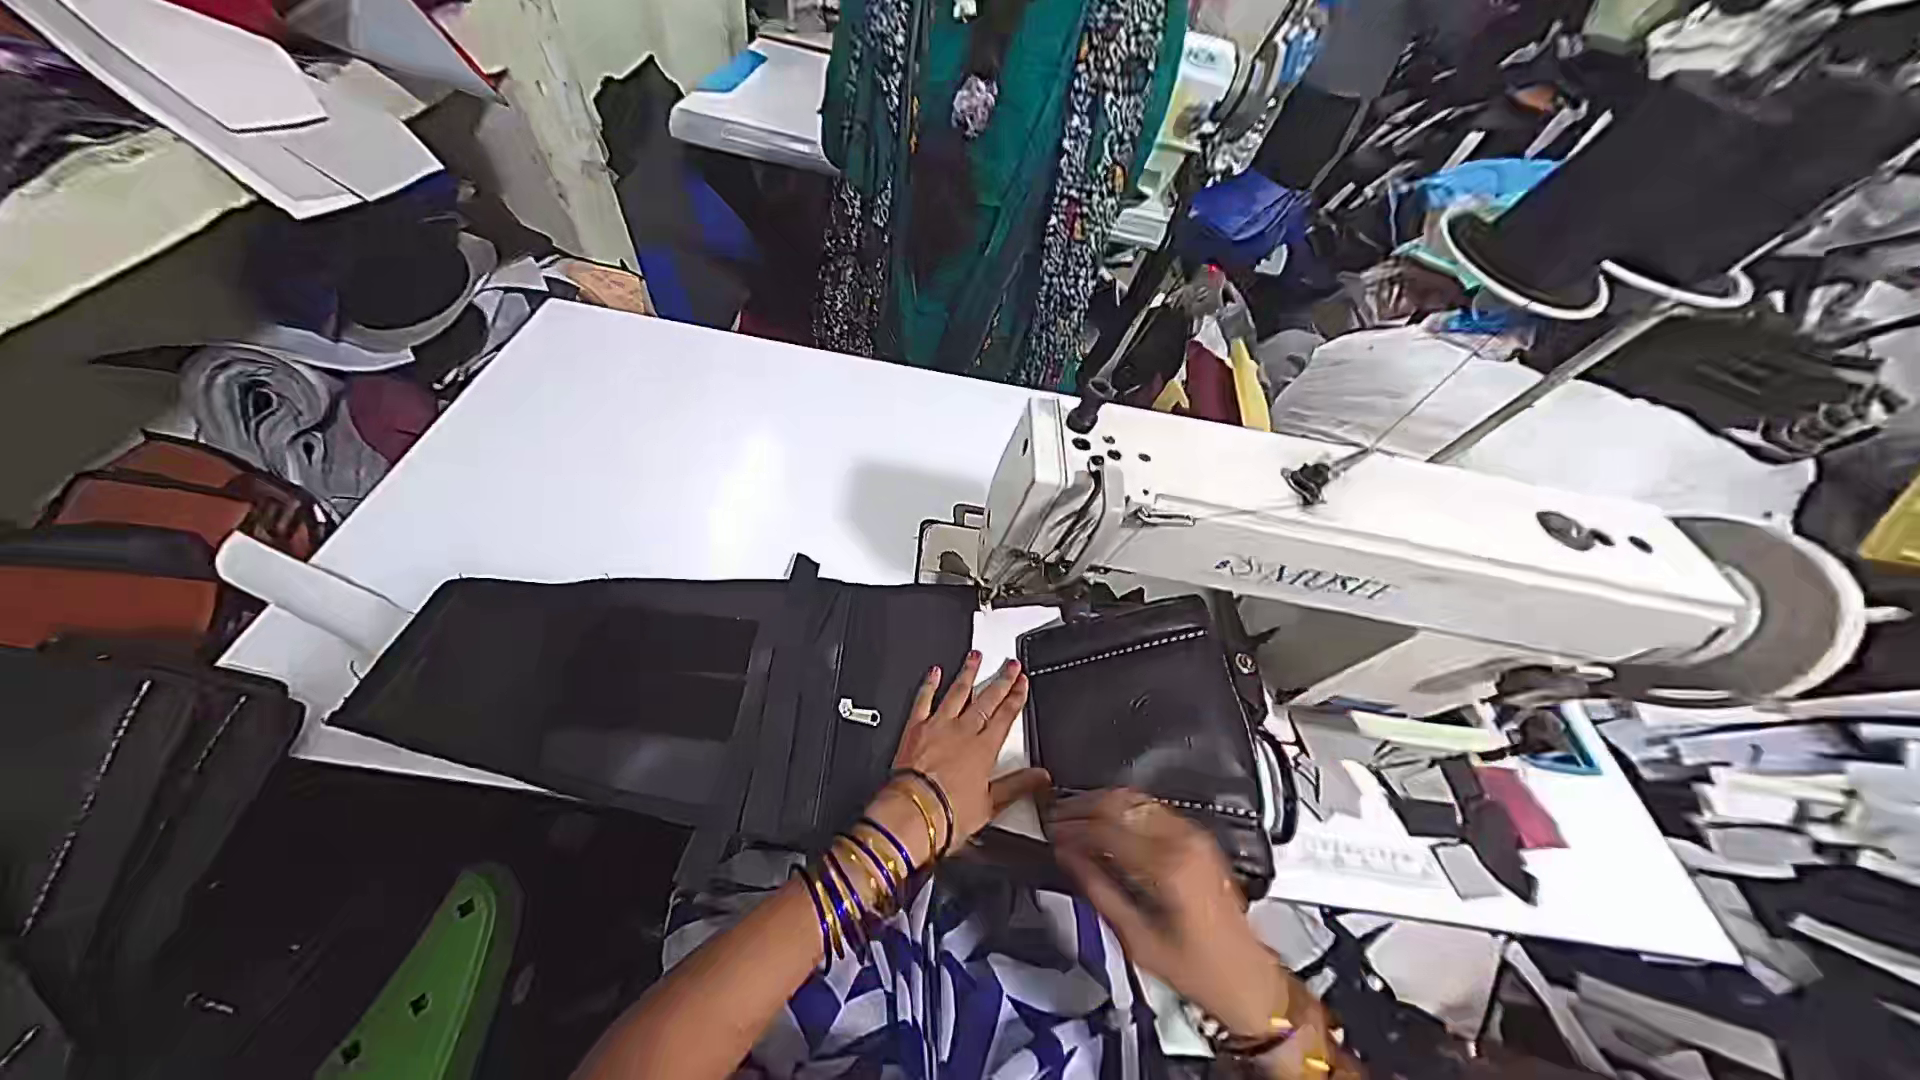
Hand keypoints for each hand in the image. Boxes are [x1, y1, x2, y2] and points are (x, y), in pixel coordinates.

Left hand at [880, 652, 1048, 858]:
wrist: (912, 812)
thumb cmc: (947, 813)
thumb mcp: (991, 805)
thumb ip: (1018, 786)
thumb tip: (1041, 778)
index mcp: (983, 749)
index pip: (1005, 716)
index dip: (1016, 697)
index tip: (1021, 683)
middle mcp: (963, 731)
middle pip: (986, 699)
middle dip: (1001, 680)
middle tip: (1010, 664)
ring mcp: (938, 726)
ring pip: (957, 691)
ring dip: (969, 673)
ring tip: (976, 656)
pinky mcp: (915, 728)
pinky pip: (924, 699)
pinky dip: (929, 684)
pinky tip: (934, 673)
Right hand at [1048, 790, 1287, 1035]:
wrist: (1248, 979)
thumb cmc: (1198, 969)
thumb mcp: (1137, 939)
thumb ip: (1098, 890)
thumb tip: (1067, 857)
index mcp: (1167, 866)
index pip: (1104, 828)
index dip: (1071, 828)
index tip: (1050, 832)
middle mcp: (1182, 841)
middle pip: (1118, 803)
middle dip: (1080, 807)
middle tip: (1055, 818)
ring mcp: (1192, 834)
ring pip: (1133, 798)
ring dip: (1099, 802)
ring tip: (1074, 816)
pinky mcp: (1196, 836)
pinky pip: (1150, 806)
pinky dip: (1121, 807)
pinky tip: (1105, 818)